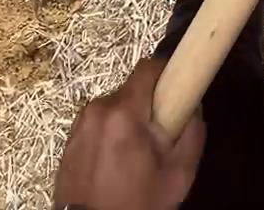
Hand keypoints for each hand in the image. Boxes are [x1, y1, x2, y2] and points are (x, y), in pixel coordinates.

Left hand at [53, 59, 202, 209]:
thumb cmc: (135, 205)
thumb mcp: (177, 178)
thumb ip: (192, 135)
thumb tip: (194, 107)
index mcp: (123, 113)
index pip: (148, 68)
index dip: (166, 73)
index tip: (176, 91)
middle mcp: (97, 109)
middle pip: (132, 91)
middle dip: (148, 107)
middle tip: (158, 137)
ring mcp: (80, 124)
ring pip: (115, 107)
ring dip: (128, 121)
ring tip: (135, 156)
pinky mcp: (70, 139)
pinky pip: (99, 123)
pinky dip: (110, 134)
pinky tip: (116, 162)